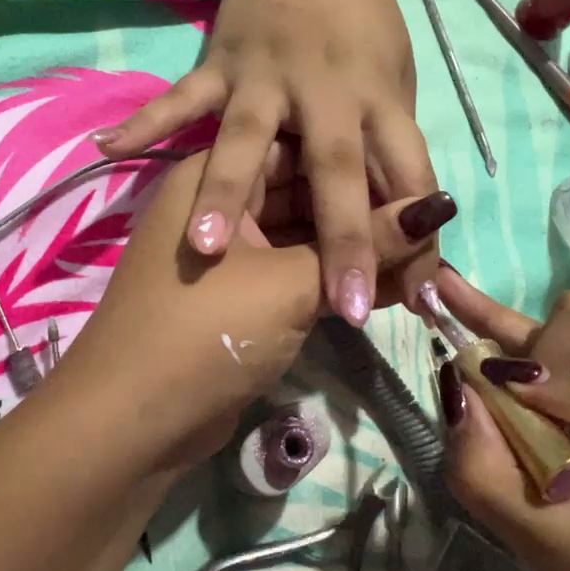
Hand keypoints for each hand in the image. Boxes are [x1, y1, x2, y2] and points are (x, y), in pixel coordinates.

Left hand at [61, 147, 457, 468]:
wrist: (131, 422)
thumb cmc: (207, 328)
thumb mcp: (292, 282)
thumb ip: (368, 243)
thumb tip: (438, 208)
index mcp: (218, 169)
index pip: (305, 147)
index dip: (365, 166)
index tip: (425, 186)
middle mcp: (221, 197)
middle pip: (308, 194)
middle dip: (368, 216)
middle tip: (435, 235)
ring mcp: (229, 249)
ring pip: (306, 237)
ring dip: (358, 253)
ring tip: (425, 266)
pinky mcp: (239, 293)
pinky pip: (297, 272)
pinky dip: (336, 281)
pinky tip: (391, 292)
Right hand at [94, 0, 436, 325]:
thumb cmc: (361, 17)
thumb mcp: (396, 73)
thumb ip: (389, 138)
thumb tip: (401, 212)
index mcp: (376, 93)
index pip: (407, 170)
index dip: (419, 234)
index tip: (424, 302)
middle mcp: (324, 89)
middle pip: (336, 166)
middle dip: (344, 236)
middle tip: (347, 306)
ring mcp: (264, 75)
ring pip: (248, 138)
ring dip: (229, 191)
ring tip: (208, 250)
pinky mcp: (218, 62)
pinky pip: (181, 98)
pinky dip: (147, 123)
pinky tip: (106, 149)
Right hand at [434, 270, 569, 570]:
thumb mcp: (563, 554)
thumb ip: (492, 475)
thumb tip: (455, 389)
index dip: (566, 366)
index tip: (527, 416)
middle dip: (547, 362)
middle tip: (519, 420)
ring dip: (535, 362)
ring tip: (509, 407)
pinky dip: (522, 336)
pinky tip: (457, 294)